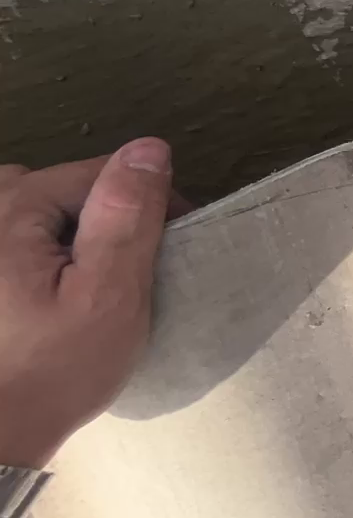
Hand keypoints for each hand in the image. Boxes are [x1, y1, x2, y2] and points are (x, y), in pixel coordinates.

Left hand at [0, 140, 176, 466]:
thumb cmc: (57, 368)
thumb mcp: (111, 292)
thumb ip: (126, 216)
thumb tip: (148, 149)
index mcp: (5, 222)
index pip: (94, 173)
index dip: (145, 198)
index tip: (171, 240)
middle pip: (46, 185)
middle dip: (94, 207)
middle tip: (123, 258)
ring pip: (12, 207)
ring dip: (55, 224)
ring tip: (79, 269)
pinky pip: (3, 238)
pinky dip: (26, 246)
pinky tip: (36, 285)